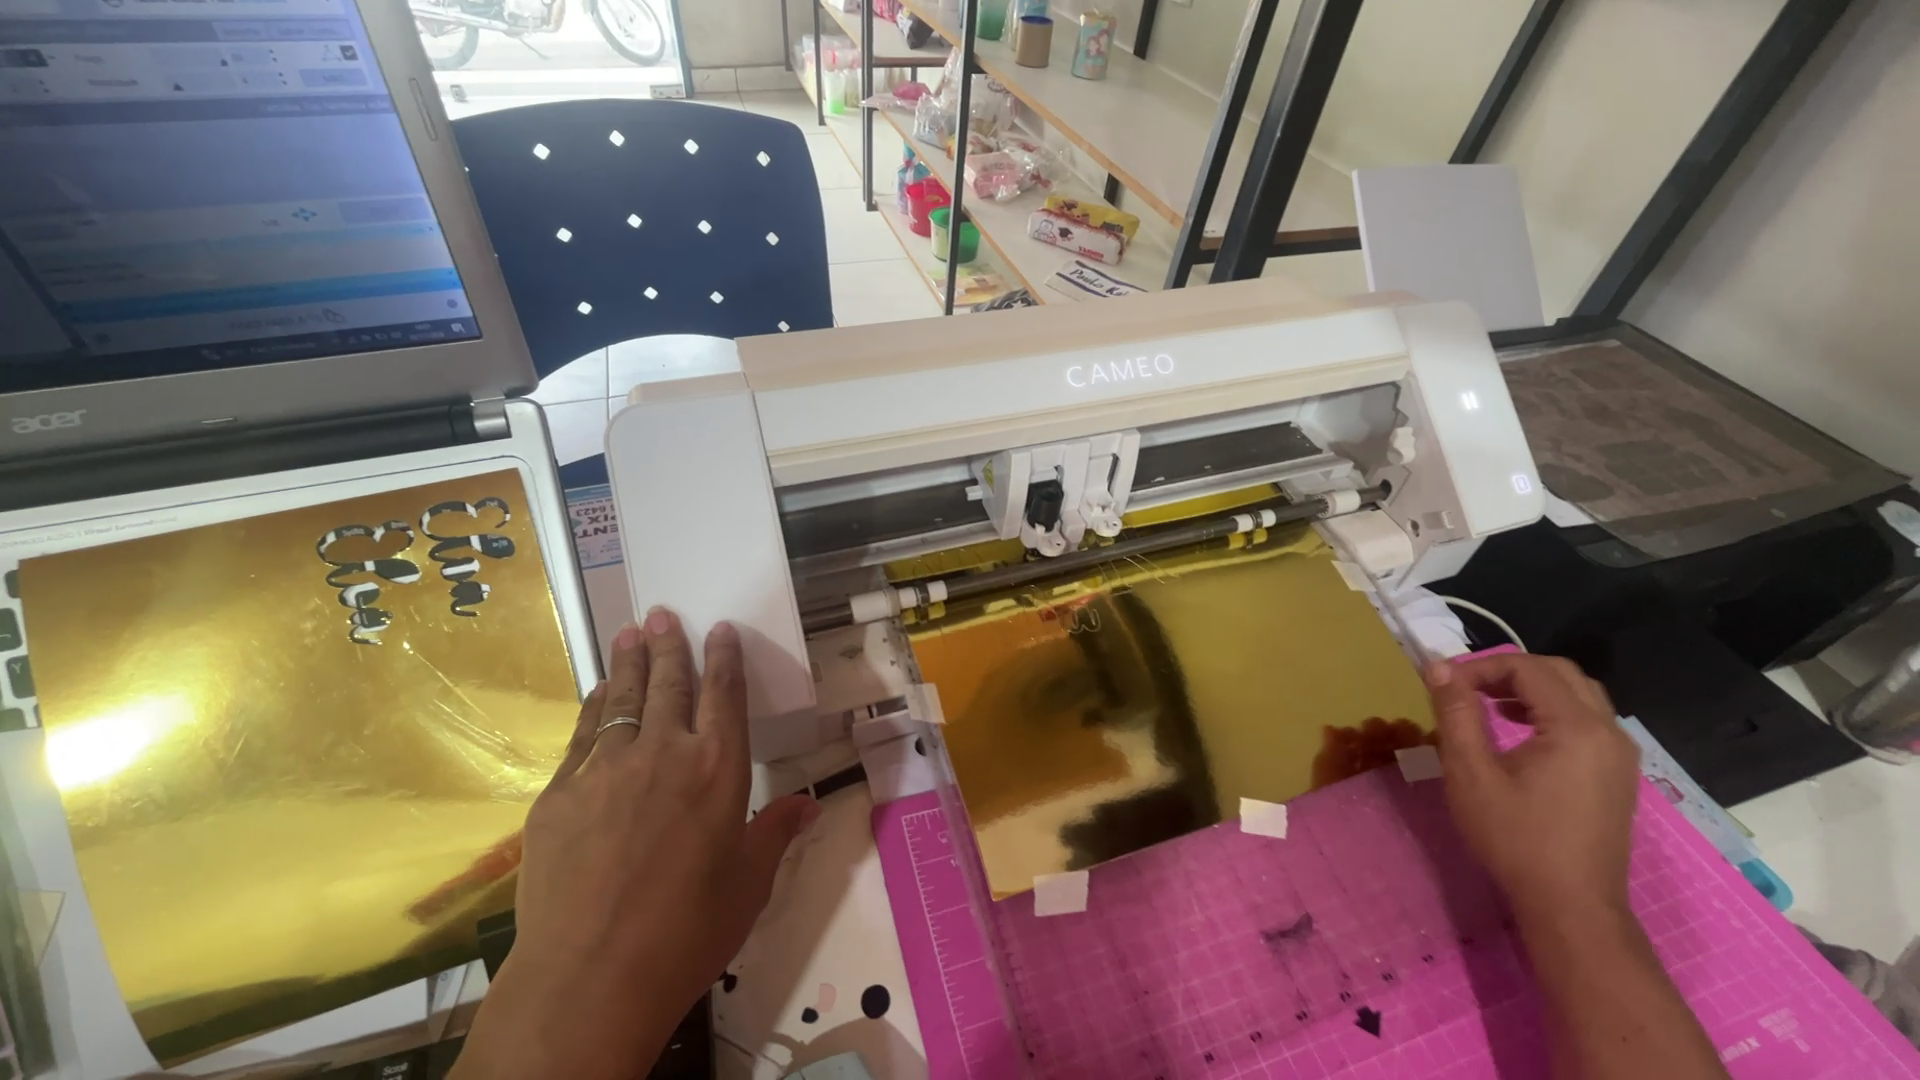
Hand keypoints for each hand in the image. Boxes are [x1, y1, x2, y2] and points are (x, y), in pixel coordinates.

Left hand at [454, 609, 819, 1079]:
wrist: (592, 973)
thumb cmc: (688, 931)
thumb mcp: (749, 884)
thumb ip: (775, 833)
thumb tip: (808, 804)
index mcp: (719, 769)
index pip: (724, 695)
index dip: (723, 657)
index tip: (719, 628)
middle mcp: (665, 752)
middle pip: (669, 684)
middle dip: (669, 645)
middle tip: (662, 614)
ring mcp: (606, 768)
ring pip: (622, 699)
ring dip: (628, 662)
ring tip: (629, 633)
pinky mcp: (560, 792)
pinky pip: (583, 733)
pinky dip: (595, 706)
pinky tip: (598, 694)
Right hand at [1426, 654, 1639, 920]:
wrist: (1570, 904)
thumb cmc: (1515, 837)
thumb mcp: (1471, 772)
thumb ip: (1456, 713)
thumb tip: (1437, 667)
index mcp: (1576, 727)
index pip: (1528, 668)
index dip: (1481, 667)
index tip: (1443, 685)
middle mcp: (1608, 731)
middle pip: (1560, 672)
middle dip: (1509, 671)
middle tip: (1466, 688)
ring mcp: (1619, 755)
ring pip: (1579, 695)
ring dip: (1532, 688)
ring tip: (1488, 704)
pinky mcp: (1617, 774)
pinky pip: (1588, 720)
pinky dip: (1552, 710)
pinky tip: (1520, 733)